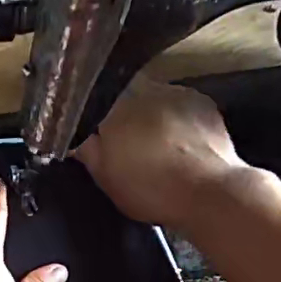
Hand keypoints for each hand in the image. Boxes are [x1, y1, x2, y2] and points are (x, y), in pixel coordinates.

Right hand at [73, 78, 261, 227]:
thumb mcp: (105, 176)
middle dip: (121, 118)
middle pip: (124, 97)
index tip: (93, 140)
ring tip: (152, 149)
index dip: (91, 120)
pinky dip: (173, 121)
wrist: (207, 191)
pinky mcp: (203, 103)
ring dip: (148, 118)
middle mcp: (146, 89)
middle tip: (123, 148)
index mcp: (115, 107)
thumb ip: (86, 150)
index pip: (93, 103)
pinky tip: (176, 145)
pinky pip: (179, 107)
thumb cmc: (149, 188)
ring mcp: (177, 93)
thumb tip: (72, 135)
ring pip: (152, 101)